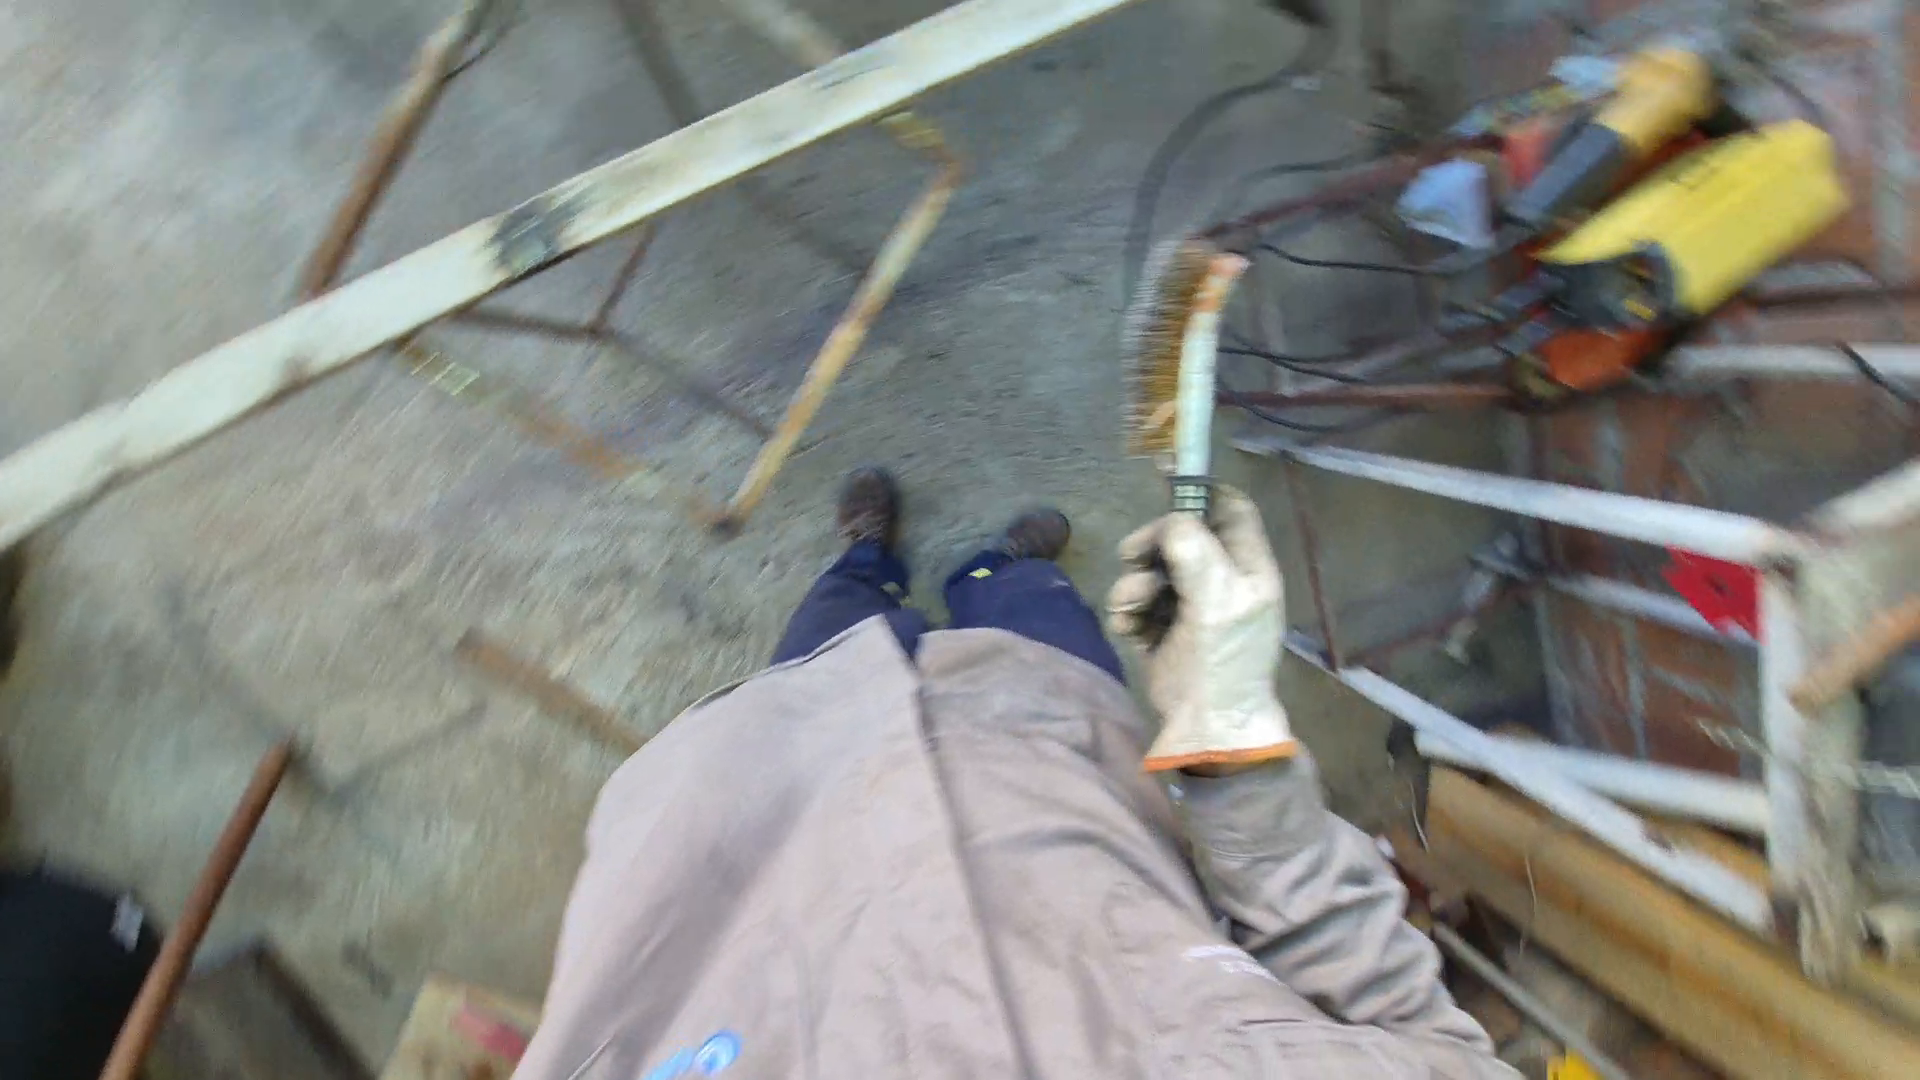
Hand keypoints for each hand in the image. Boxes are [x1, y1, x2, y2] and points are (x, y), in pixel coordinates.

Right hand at [1107, 486, 1296, 771]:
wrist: (1205, 724)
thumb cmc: (1223, 661)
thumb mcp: (1217, 600)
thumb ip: (1194, 550)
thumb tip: (1169, 521)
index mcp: (1248, 567)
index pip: (1229, 509)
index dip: (1200, 490)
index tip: (1165, 478)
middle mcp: (1220, 578)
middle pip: (1179, 535)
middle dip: (1151, 546)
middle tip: (1133, 558)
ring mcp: (1189, 603)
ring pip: (1150, 568)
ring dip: (1133, 585)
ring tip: (1132, 612)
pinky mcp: (1161, 625)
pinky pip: (1136, 600)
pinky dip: (1127, 611)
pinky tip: (1131, 630)